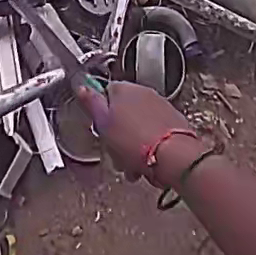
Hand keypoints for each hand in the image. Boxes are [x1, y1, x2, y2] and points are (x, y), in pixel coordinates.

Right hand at [77, 81, 206, 189]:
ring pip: (137, 127)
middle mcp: (143, 92)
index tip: (101, 130)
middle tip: (116, 154)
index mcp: (123, 89)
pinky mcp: (172, 122)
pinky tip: (146, 165)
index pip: (105, 94)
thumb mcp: (104, 124)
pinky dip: (148, 147)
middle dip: (117, 136)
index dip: (100, 115)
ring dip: (132, 147)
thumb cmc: (137, 142)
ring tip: (132, 167)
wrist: (174, 156)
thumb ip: (91, 103)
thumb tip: (82, 87)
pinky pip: (153, 134)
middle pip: (122, 113)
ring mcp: (159, 106)